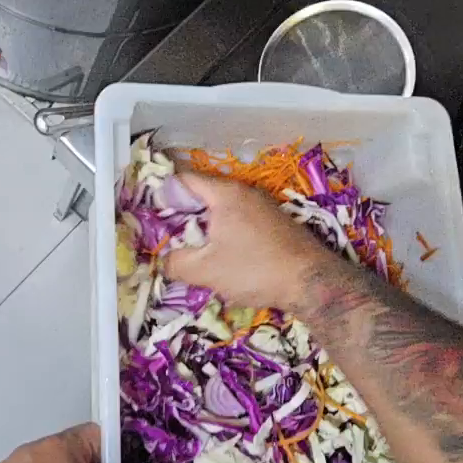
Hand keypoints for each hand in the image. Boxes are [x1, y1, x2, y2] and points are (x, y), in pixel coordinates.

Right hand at [164, 172, 330, 312]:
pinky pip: (239, 219)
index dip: (162, 192)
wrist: (313, 282)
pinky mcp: (275, 223)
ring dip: (204, 224)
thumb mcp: (205, 270)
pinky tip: (221, 254)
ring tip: (191, 247)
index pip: (183, 179)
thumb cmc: (255, 269)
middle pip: (202, 193)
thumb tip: (163, 261)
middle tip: (166, 234)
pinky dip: (224, 230)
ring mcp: (263, 206)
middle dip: (181, 212)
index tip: (149, 211)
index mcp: (224, 194)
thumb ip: (176, 262)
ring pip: (221, 208)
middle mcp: (244, 192)